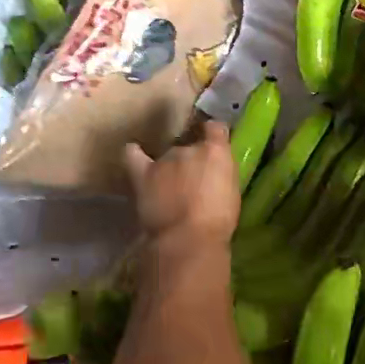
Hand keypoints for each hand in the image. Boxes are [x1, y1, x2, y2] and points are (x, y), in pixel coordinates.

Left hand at [122, 121, 240, 243]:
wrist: (188, 236)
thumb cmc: (220, 217)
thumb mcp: (231, 188)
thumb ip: (221, 172)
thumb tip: (213, 169)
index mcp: (216, 151)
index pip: (216, 128)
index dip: (215, 133)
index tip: (216, 141)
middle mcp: (188, 148)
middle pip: (190, 145)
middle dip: (192, 158)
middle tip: (196, 179)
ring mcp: (163, 160)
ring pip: (168, 156)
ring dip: (172, 166)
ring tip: (173, 185)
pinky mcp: (141, 174)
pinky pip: (133, 155)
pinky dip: (135, 152)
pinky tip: (136, 151)